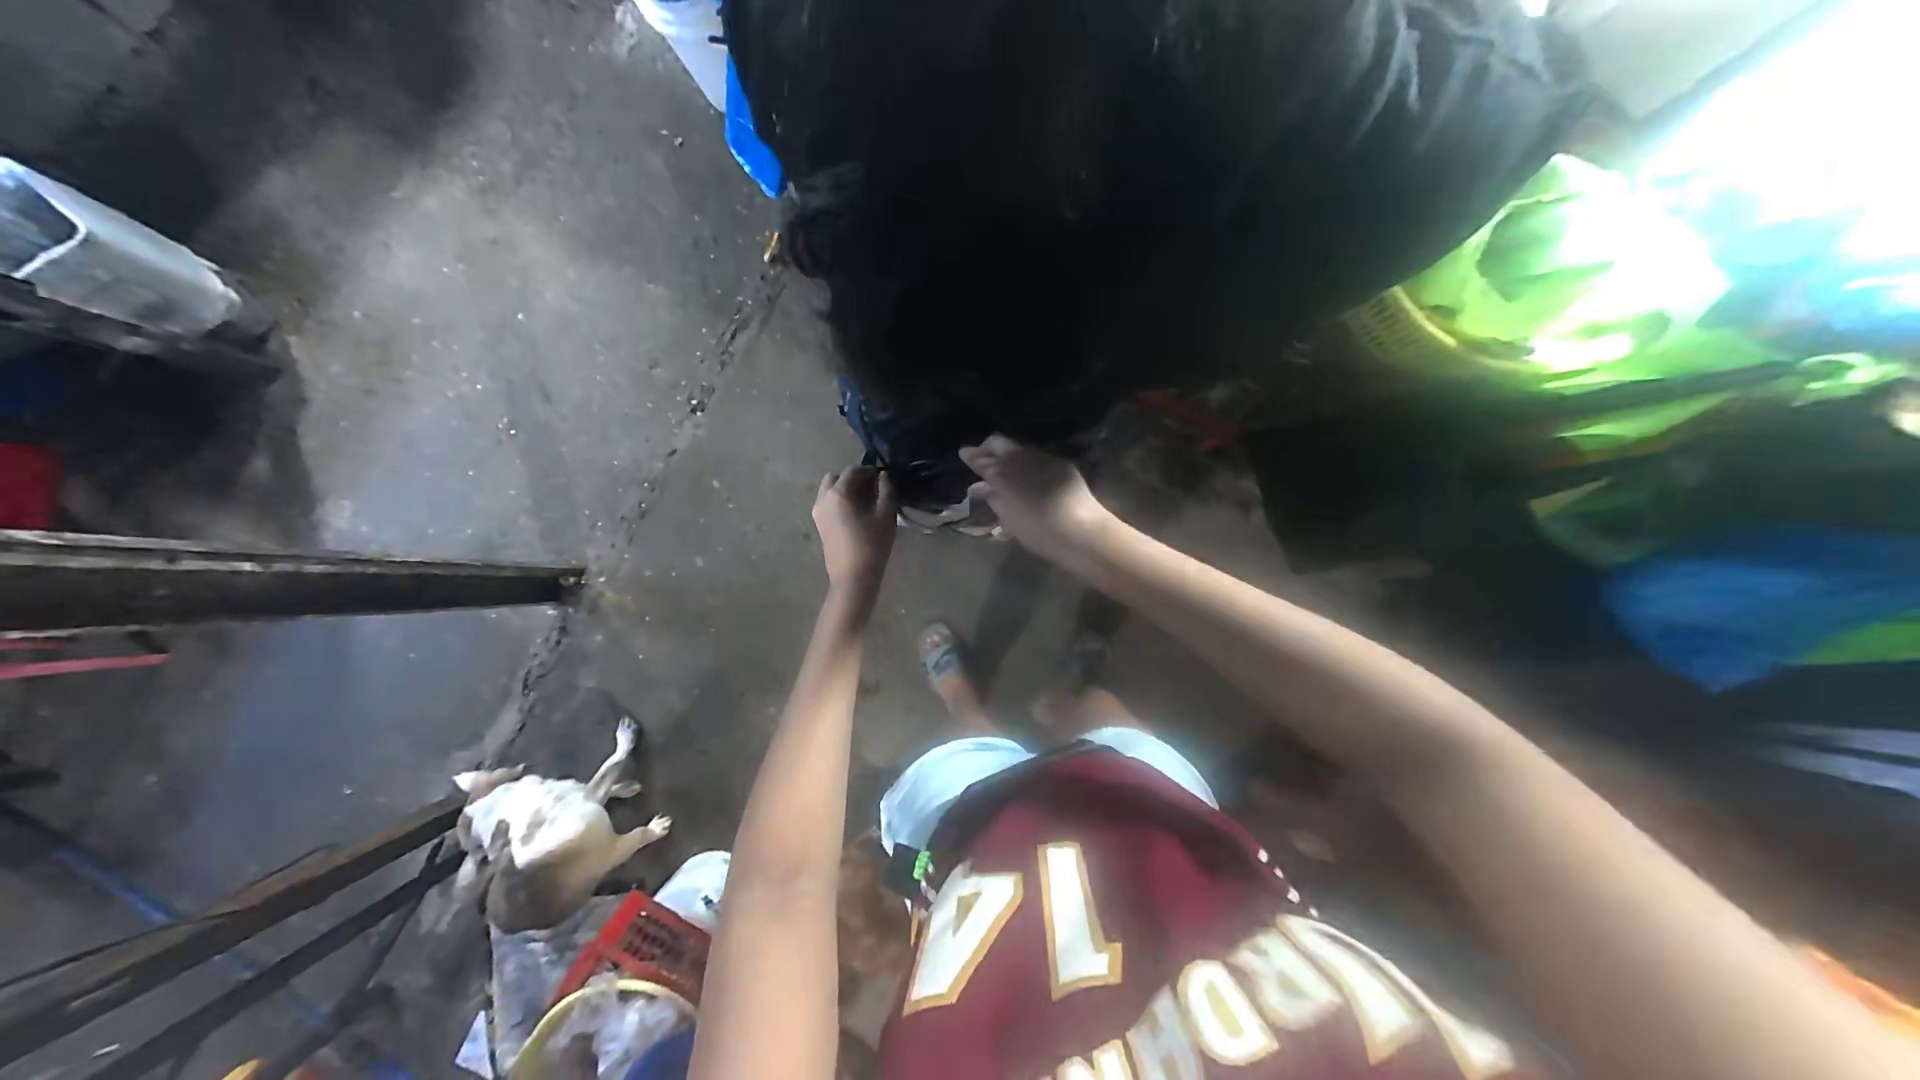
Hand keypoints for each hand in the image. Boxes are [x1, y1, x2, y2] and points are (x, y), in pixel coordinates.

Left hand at [813, 464, 898, 594]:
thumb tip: (883, 476)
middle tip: (871, 488)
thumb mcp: (886, 515)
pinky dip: (838, 500)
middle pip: (836, 477)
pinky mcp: (818, 524)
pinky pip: (826, 502)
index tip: (882, 477)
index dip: (869, 470)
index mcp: (839, 493)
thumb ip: (886, 490)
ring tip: (863, 501)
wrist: (853, 577)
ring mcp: (818, 512)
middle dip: (852, 478)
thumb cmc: (872, 545)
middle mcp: (824, 498)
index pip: (853, 471)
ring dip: (843, 489)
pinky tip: (854, 513)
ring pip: (828, 490)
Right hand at [959, 435, 1115, 572]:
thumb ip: (992, 497)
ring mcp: (1044, 458)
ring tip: (1004, 470)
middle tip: (982, 461)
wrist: (1081, 532)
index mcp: (1004, 472)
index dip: (972, 455)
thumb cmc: (1038, 531)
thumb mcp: (1008, 517)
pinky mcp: (1062, 463)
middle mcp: (1022, 457)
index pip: (982, 457)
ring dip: (1009, 456)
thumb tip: (979, 486)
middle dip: (989, 450)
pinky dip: (1028, 463)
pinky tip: (1028, 475)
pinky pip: (1038, 457)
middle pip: (1001, 444)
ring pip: (1020, 449)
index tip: (964, 454)